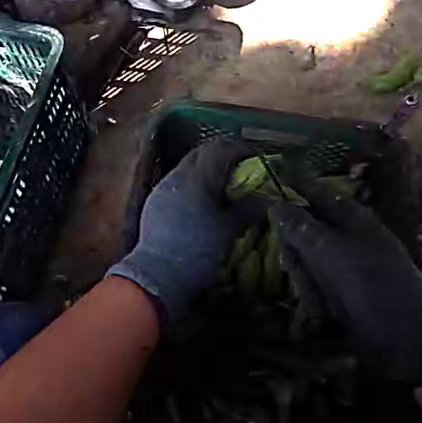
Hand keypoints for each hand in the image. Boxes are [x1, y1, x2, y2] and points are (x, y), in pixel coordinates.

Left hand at [109, 139, 259, 329]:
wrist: (158, 274)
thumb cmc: (198, 249)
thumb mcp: (230, 228)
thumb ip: (249, 207)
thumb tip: (267, 196)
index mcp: (198, 176)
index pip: (221, 148)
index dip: (241, 150)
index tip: (257, 159)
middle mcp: (177, 175)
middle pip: (202, 153)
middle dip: (223, 156)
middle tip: (241, 169)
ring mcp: (162, 187)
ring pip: (188, 167)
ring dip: (207, 170)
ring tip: (223, 186)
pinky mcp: (154, 202)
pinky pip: (178, 182)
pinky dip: (194, 184)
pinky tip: (202, 202)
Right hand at [273, 192, 421, 386]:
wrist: (412, 338)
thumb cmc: (374, 286)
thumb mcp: (332, 252)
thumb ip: (301, 228)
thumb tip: (275, 205)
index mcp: (350, 216)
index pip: (310, 196)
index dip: (290, 206)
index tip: (271, 221)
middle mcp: (347, 236)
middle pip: (302, 234)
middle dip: (296, 256)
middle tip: (297, 271)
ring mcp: (346, 265)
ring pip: (307, 264)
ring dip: (306, 284)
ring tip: (319, 301)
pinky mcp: (345, 292)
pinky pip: (317, 288)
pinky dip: (317, 300)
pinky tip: (325, 314)